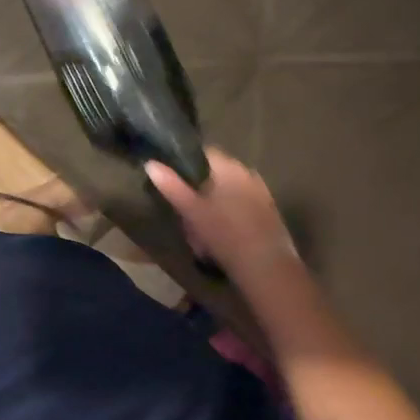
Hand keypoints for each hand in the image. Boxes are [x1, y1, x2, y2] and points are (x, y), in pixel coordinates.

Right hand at [146, 147, 294, 280]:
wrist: (265, 266)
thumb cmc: (224, 233)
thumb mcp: (191, 210)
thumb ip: (171, 185)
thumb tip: (150, 163)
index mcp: (230, 167)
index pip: (204, 153)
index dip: (184, 163)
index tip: (172, 181)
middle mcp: (248, 173)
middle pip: (215, 175)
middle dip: (198, 191)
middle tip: (184, 213)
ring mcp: (261, 193)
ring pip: (227, 193)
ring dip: (212, 206)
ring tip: (200, 232)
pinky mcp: (269, 213)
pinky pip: (241, 207)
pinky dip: (227, 216)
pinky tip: (220, 237)